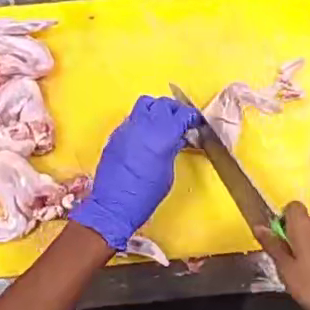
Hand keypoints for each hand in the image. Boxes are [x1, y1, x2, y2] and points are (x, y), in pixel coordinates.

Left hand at [69, 96, 200, 250]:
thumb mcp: (167, 172)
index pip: (181, 114)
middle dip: (174, 109)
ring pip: (144, 105)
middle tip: (181, 120)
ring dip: (156, 110)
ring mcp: (126, 128)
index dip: (191, 117)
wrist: (113, 206)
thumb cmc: (146, 195)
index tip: (195, 122)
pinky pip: (131, 119)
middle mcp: (143, 125)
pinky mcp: (115, 135)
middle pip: (162, 103)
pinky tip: (145, 136)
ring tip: (162, 124)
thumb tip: (176, 139)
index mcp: (162, 135)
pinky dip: (142, 121)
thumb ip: (172, 149)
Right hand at [255, 201, 309, 309]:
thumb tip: (259, 226)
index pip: (291, 207)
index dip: (281, 221)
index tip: (277, 242)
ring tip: (307, 287)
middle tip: (289, 271)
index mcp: (305, 226)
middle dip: (294, 245)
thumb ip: (273, 247)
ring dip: (308, 260)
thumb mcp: (288, 271)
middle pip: (303, 228)